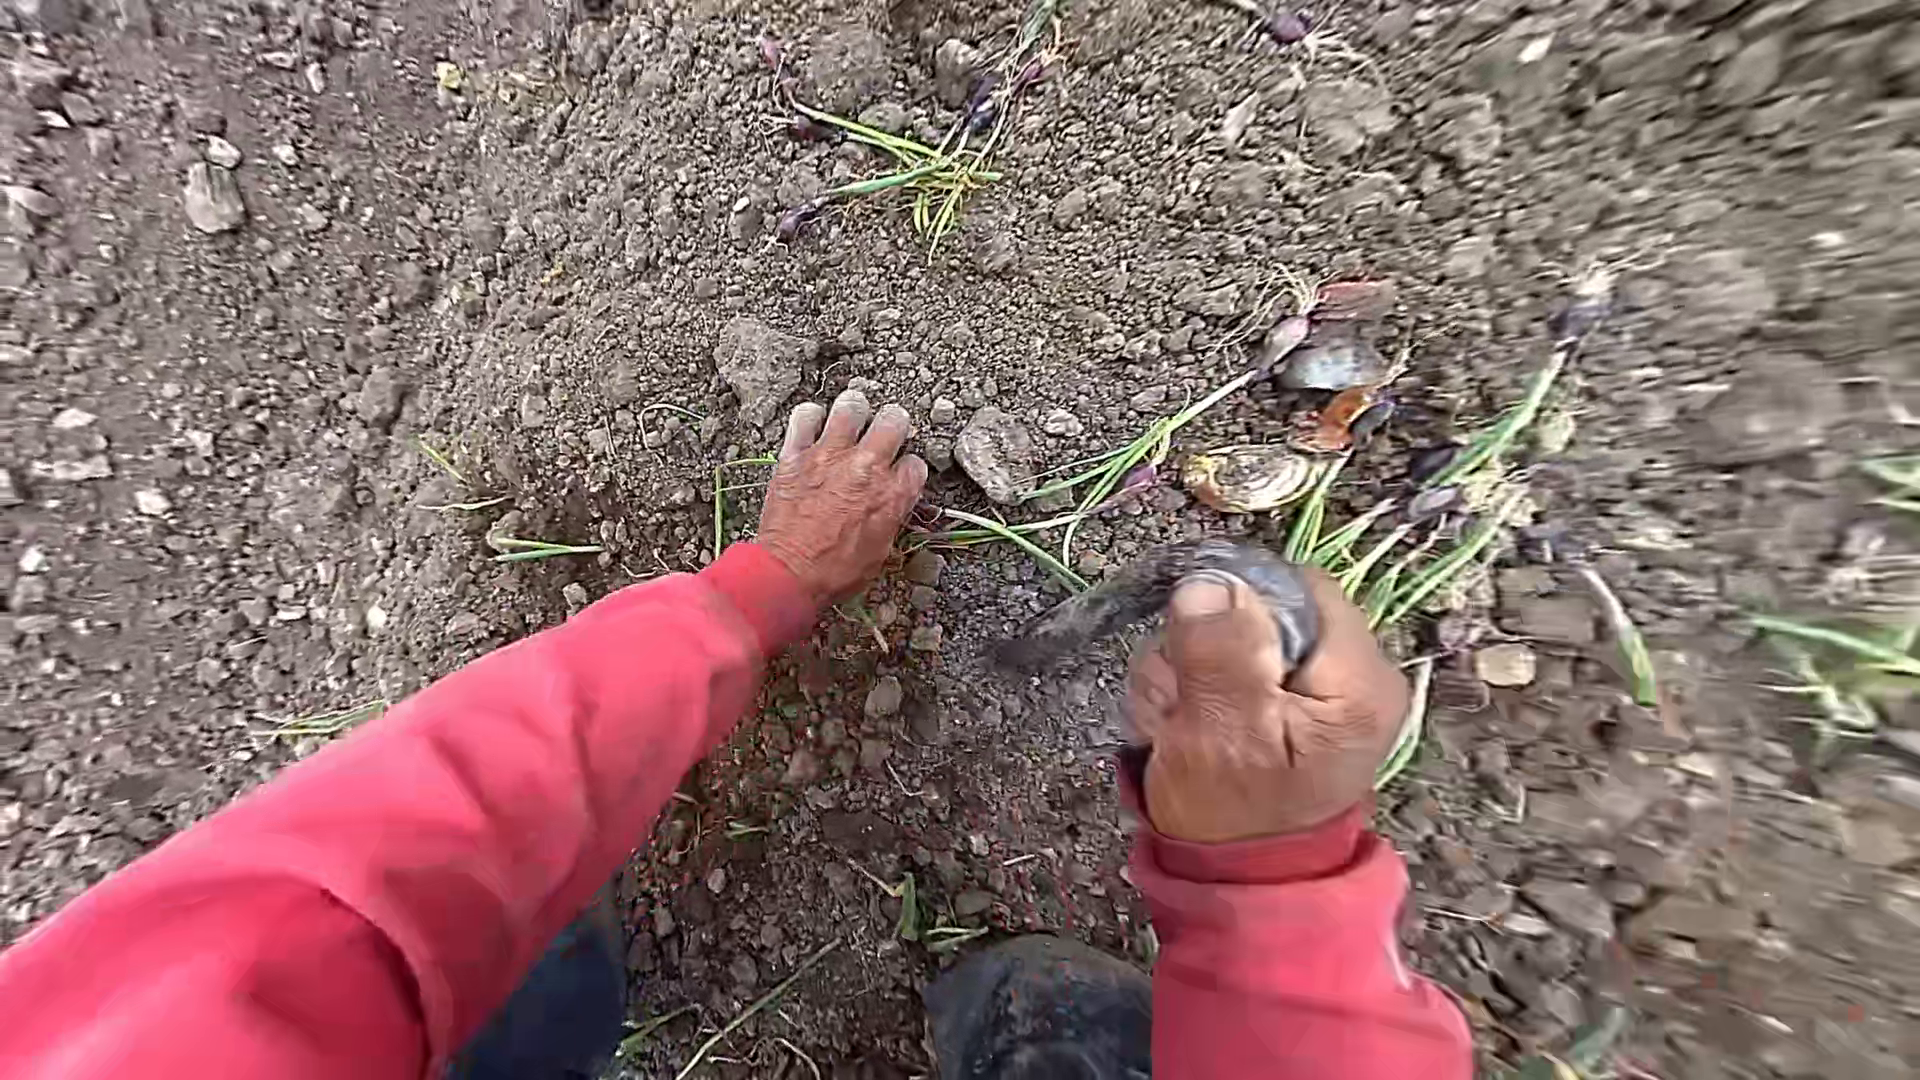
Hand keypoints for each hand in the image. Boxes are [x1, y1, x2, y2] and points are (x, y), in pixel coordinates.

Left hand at [757, 390, 927, 605]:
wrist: (788, 574)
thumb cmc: (833, 571)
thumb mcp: (881, 551)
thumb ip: (891, 517)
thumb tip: (892, 505)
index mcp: (892, 494)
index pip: (916, 463)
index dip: (909, 468)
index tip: (900, 474)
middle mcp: (865, 467)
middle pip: (894, 420)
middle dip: (894, 425)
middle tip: (885, 433)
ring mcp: (829, 456)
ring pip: (852, 406)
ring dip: (855, 411)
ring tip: (851, 421)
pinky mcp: (796, 455)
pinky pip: (805, 417)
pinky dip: (811, 417)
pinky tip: (815, 426)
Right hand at [1127, 569, 1408, 842]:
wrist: (1224, 875)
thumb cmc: (1232, 813)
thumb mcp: (1224, 733)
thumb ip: (1220, 654)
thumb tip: (1206, 582)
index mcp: (1353, 677)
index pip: (1297, 587)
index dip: (1240, 600)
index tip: (1198, 640)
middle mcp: (1331, 671)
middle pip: (1247, 609)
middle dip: (1194, 645)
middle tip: (1181, 698)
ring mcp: (1291, 684)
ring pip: (1212, 634)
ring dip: (1175, 670)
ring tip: (1174, 721)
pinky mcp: (1257, 696)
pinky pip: (1199, 661)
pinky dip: (1174, 687)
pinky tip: (1173, 723)